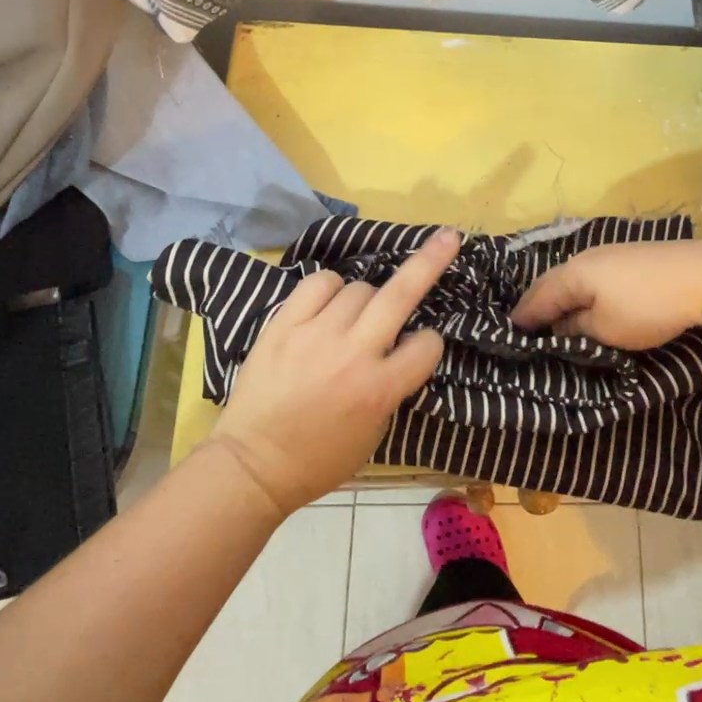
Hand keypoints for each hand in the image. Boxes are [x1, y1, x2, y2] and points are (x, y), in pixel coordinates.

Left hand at [208, 229, 456, 515]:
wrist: (254, 464)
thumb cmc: (321, 458)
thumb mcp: (375, 431)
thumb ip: (393, 385)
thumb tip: (399, 346)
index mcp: (380, 390)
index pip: (426, 345)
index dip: (428, 345)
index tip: (418, 349)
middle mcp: (352, 355)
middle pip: (400, 295)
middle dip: (430, 261)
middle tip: (448, 237)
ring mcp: (315, 335)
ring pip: (359, 288)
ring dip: (367, 298)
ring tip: (354, 317)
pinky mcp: (283, 325)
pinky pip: (317, 284)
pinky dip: (330, 288)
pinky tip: (328, 303)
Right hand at [509, 240, 701, 349]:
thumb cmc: (648, 306)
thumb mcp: (605, 329)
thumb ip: (575, 328)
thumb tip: (557, 327)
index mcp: (572, 273)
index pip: (536, 298)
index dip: (522, 319)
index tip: (507, 336)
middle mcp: (586, 257)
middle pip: (552, 283)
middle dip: (538, 305)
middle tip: (525, 327)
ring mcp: (611, 253)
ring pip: (574, 278)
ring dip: (562, 298)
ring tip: (554, 318)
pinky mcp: (632, 258)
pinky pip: (594, 276)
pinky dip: (583, 292)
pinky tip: (587, 302)